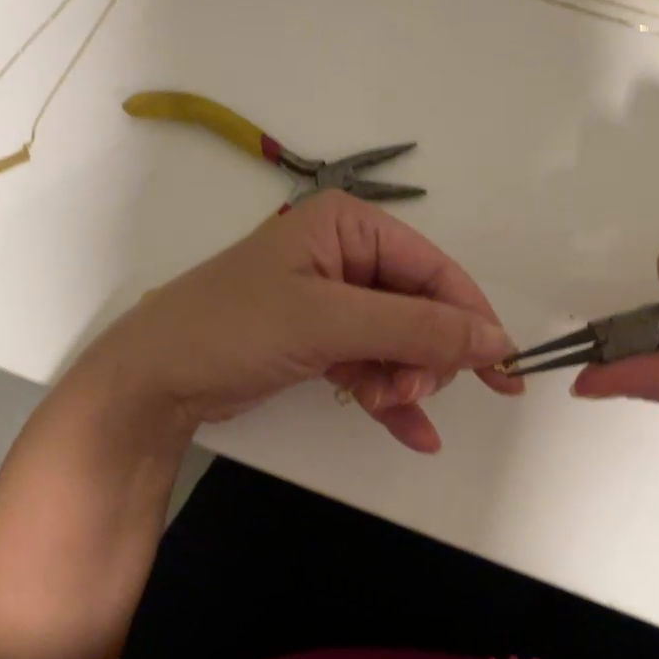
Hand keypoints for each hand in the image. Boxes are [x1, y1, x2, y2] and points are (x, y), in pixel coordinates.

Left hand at [79, 192, 521, 452]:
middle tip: (414, 392)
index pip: (433, 268)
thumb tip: (497, 340)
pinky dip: (390, 397)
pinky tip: (415, 434)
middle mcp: (343, 255)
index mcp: (347, 225)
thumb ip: (417, 329)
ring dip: (406, 380)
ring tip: (394, 408)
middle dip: (426, 355)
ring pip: (398, 342)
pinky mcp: (317, 340)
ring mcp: (329, 301)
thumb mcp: (330, 323)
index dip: (470, 317)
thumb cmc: (236, 328)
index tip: (504, 367)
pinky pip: (371, 365)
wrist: (154, 380)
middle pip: (419, 307)